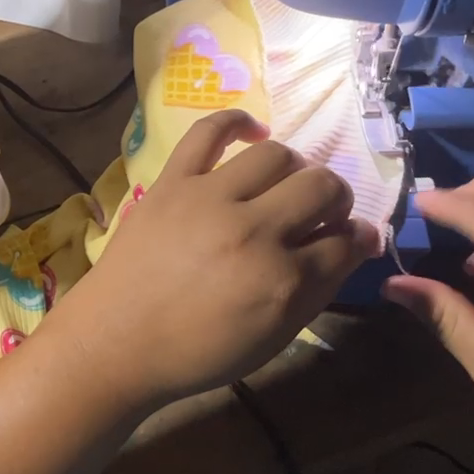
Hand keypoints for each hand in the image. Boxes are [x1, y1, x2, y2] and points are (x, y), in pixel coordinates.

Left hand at [42, 110, 380, 414]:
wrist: (115, 341)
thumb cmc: (195, 352)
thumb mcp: (270, 339)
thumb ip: (318, 290)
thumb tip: (358, 242)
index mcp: (281, 281)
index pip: (342, 243)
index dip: (357, 239)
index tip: (355, 237)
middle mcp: (253, 230)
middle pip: (320, 188)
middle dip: (336, 199)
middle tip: (322, 212)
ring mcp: (210, 199)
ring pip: (276, 155)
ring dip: (296, 168)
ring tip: (285, 185)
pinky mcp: (173, 181)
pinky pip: (208, 132)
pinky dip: (236, 122)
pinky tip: (253, 132)